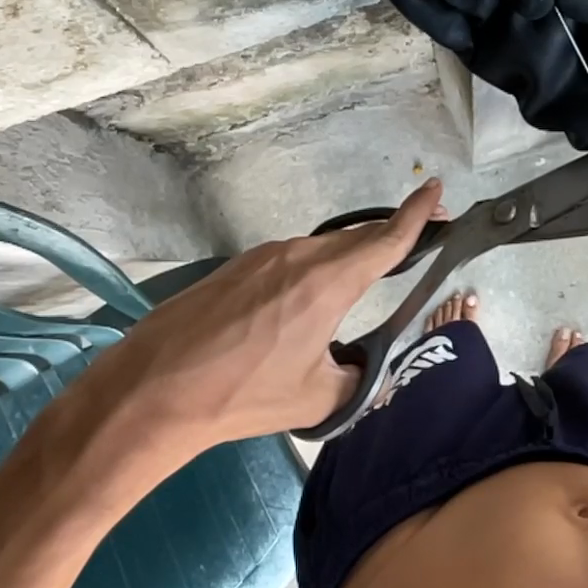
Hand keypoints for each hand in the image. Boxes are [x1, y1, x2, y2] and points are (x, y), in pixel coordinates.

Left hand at [89, 181, 443, 448]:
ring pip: (321, 250)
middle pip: (357, 239)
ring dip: (346, 260)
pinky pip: (289, 261)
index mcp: (328, 282)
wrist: (150, 392)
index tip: (437, 189)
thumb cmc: (241, 395)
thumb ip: (356, 380)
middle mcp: (299, 256)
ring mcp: (262, 257)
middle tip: (416, 239)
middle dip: (389, 236)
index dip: (418, 214)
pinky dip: (310, 272)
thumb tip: (368, 375)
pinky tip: (298, 307)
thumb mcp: (315, 398)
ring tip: (356, 287)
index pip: (387, 239)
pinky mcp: (236, 268)